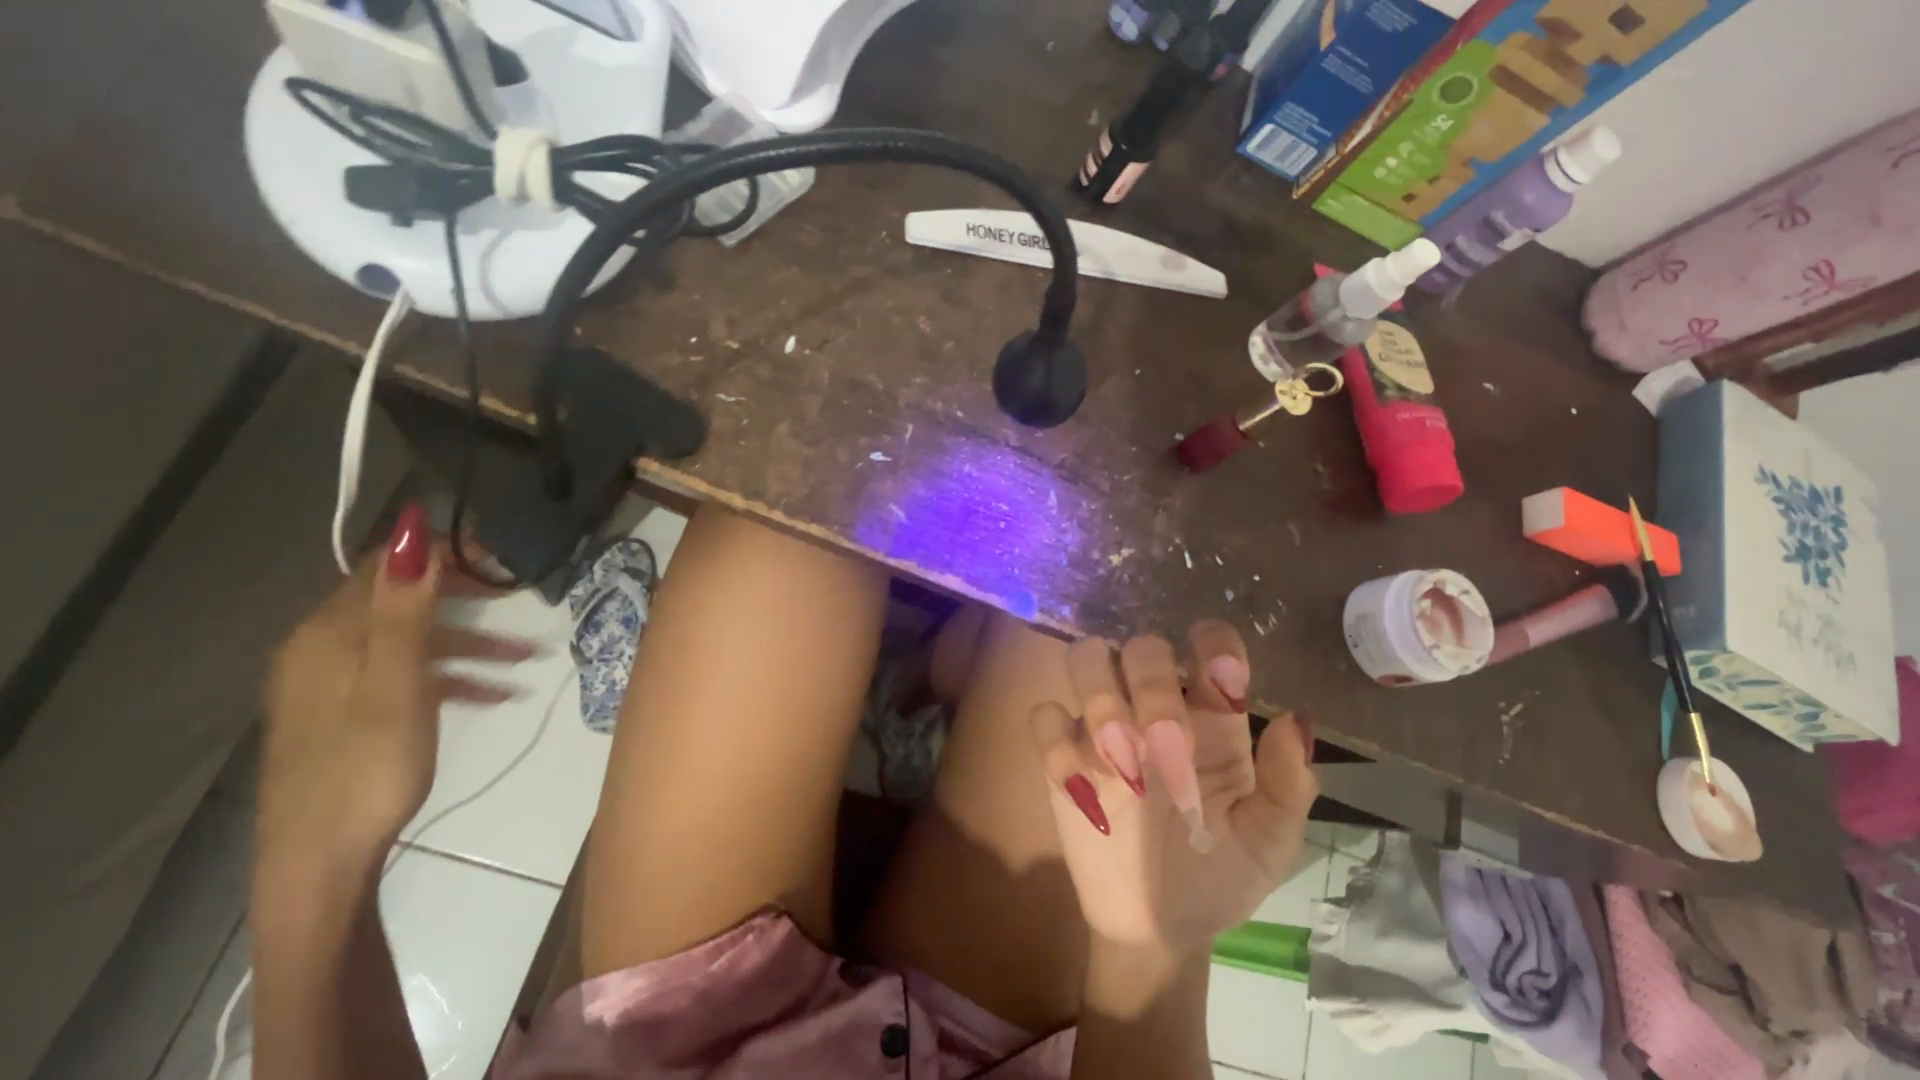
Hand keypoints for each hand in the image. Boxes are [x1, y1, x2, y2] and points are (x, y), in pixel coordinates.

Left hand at [258, 505, 533, 865]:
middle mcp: (320, 647)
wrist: (318, 862)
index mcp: (328, 633)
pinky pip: (401, 677)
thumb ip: (405, 607)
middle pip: (399, 602)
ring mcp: (328, 684)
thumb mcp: (396, 685)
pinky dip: (448, 678)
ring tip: (528, 659)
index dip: (443, 553)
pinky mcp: (341, 715)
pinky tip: (494, 696)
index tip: (501, 560)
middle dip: (463, 599)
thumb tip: (412, 527)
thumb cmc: (367, 768)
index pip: (388, 566)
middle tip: (518, 598)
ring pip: (407, 643)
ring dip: (468, 645)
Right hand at [1027, 621, 1316, 951]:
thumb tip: (1295, 719)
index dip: (1213, 643)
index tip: (1217, 670)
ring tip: (1119, 756)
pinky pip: (1044, 717)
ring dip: (1101, 696)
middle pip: (1142, 647)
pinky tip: (1081, 788)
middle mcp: (1155, 710)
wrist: (1156, 928)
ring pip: (1085, 660)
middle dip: (1153, 684)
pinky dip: (1056, 742)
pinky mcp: (1060, 760)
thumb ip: (1288, 785)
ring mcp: (1104, 730)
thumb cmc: (1220, 877)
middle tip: (1165, 743)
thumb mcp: (1268, 843)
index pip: (1211, 648)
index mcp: (1212, 720)